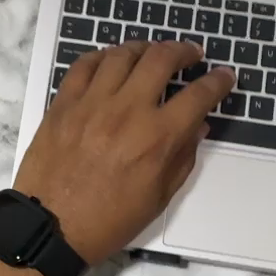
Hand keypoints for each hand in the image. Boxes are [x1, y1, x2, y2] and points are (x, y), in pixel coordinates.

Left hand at [15, 41, 233, 264]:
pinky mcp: (63, 103)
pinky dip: (102, 57)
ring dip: (143, 48)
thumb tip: (197, 127)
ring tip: (151, 53)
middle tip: (190, 54)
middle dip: (182, 51)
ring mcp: (91, 103)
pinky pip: (84, 65)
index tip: (224, 75)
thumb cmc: (109, 220)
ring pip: (122, 54)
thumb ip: (182, 158)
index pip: (199, 95)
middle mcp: (127, 110)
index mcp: (157, 137)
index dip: (218, 81)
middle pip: (161, 59)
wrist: (51, 227)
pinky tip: (110, 61)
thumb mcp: (158, 197)